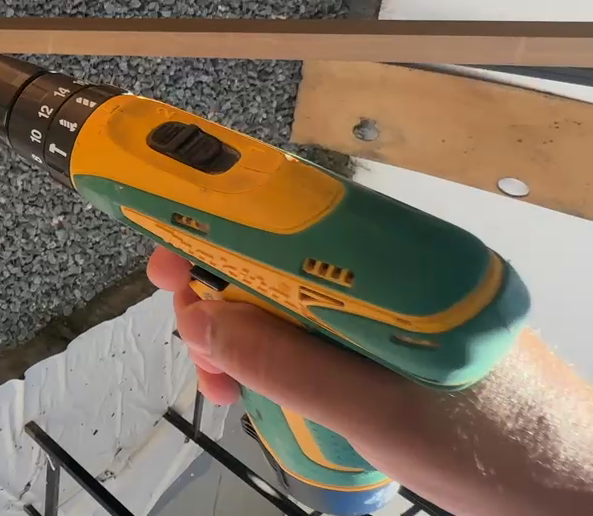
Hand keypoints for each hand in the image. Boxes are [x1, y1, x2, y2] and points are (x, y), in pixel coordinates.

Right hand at [148, 246, 592, 514]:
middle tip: (185, 324)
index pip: (291, 217)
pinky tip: (240, 385)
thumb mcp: (386, 419)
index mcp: (403, 265)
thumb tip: (199, 322)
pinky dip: (257, 354)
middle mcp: (386, 274)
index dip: (217, 225)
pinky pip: (295, 330)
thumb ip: (288, 368)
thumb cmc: (510, 461)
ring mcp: (379, 308)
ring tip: (215, 378)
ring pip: (274, 297)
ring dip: (228, 332)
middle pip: (270, 258)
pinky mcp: (375, 341)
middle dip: (214, 289)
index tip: (168, 250)